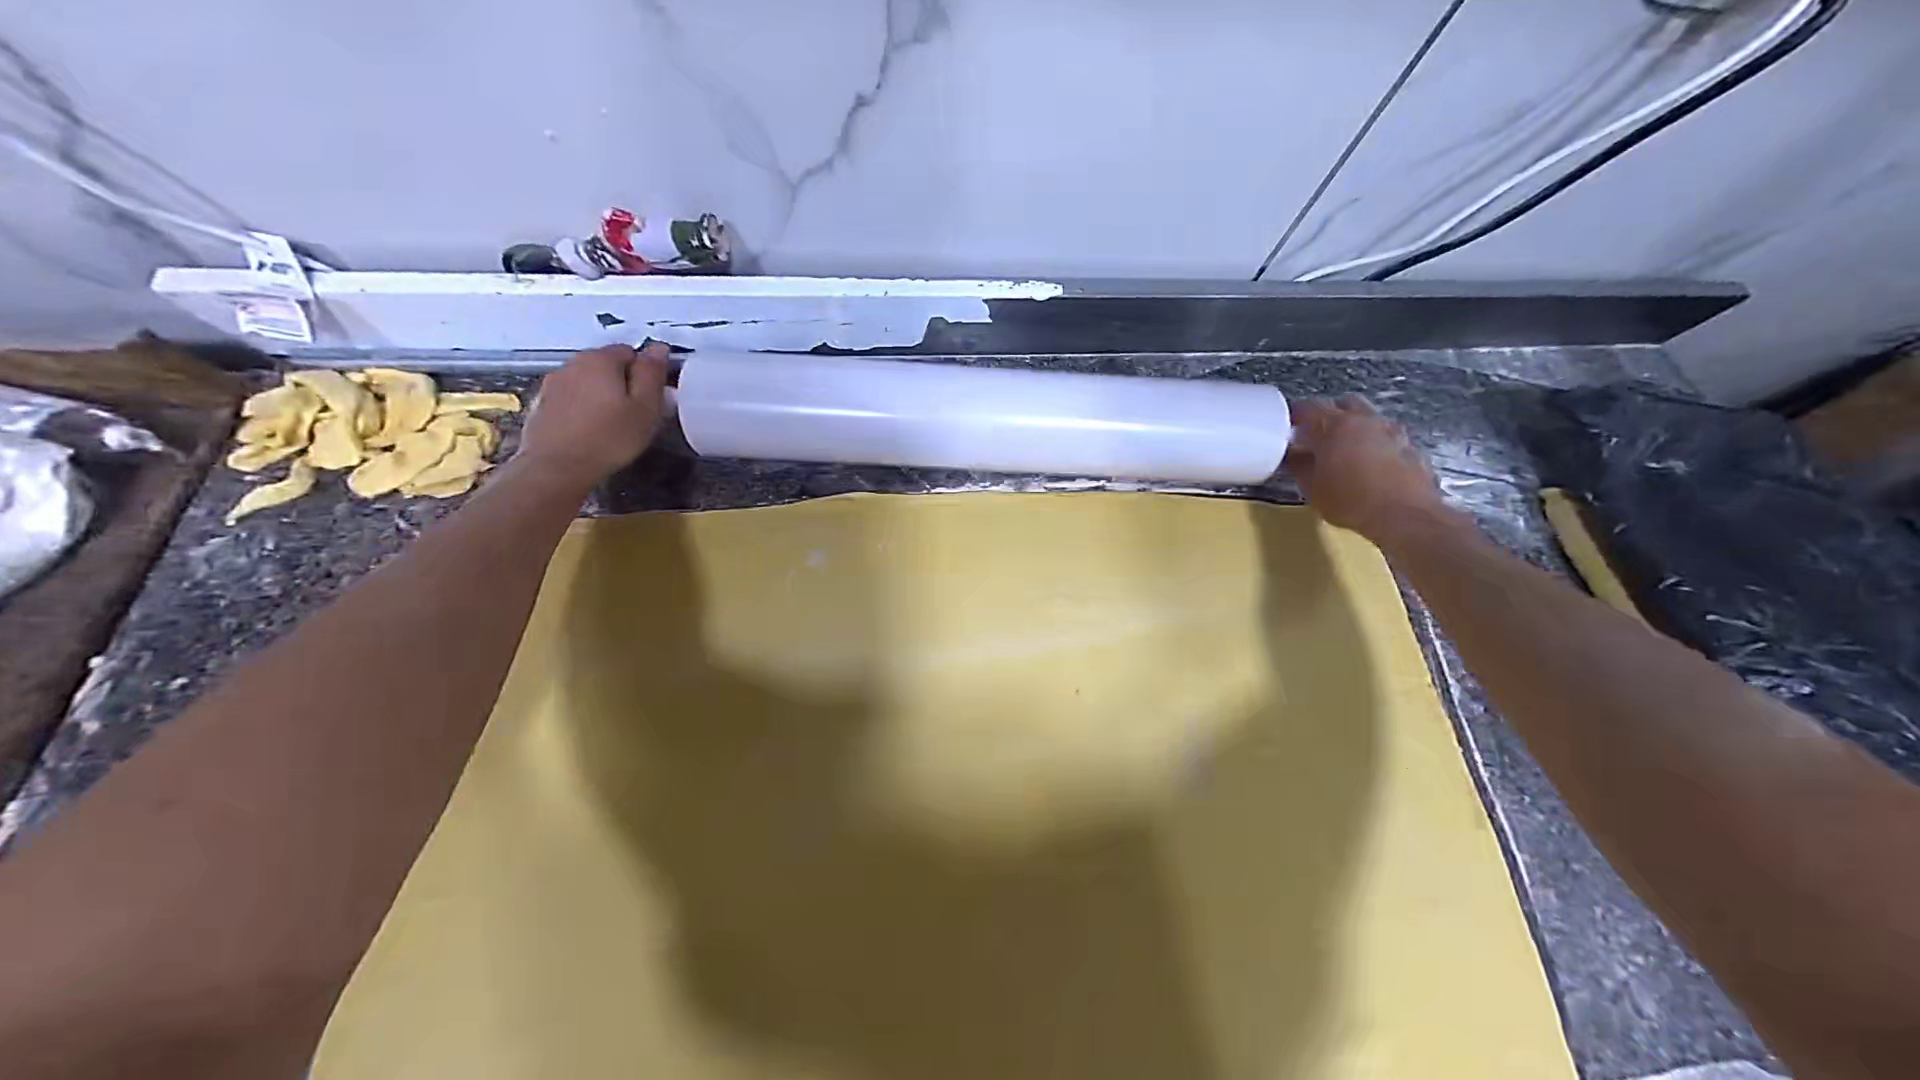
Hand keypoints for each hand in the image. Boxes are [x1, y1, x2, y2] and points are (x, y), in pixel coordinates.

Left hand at [516, 343, 669, 487]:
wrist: (557, 468)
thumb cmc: (609, 439)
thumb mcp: (645, 408)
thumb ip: (652, 374)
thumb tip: (658, 348)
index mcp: (601, 359)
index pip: (631, 352)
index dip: (645, 374)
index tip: (652, 399)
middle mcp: (573, 363)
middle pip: (606, 365)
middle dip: (622, 382)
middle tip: (635, 414)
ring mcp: (552, 383)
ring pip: (586, 381)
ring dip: (600, 395)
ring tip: (611, 424)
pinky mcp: (540, 404)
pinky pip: (570, 398)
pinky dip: (581, 408)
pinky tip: (589, 431)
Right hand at [1286, 396, 1453, 540]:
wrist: (1405, 516)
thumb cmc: (1351, 501)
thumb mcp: (1312, 487)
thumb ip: (1299, 465)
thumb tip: (1292, 454)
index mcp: (1336, 425)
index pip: (1309, 407)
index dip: (1295, 415)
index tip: (1287, 427)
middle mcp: (1366, 420)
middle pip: (1345, 404)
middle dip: (1329, 414)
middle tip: (1317, 434)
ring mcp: (1393, 432)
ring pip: (1370, 418)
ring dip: (1355, 428)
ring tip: (1345, 450)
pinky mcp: (1412, 448)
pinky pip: (1388, 437)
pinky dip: (1376, 444)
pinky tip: (1370, 466)